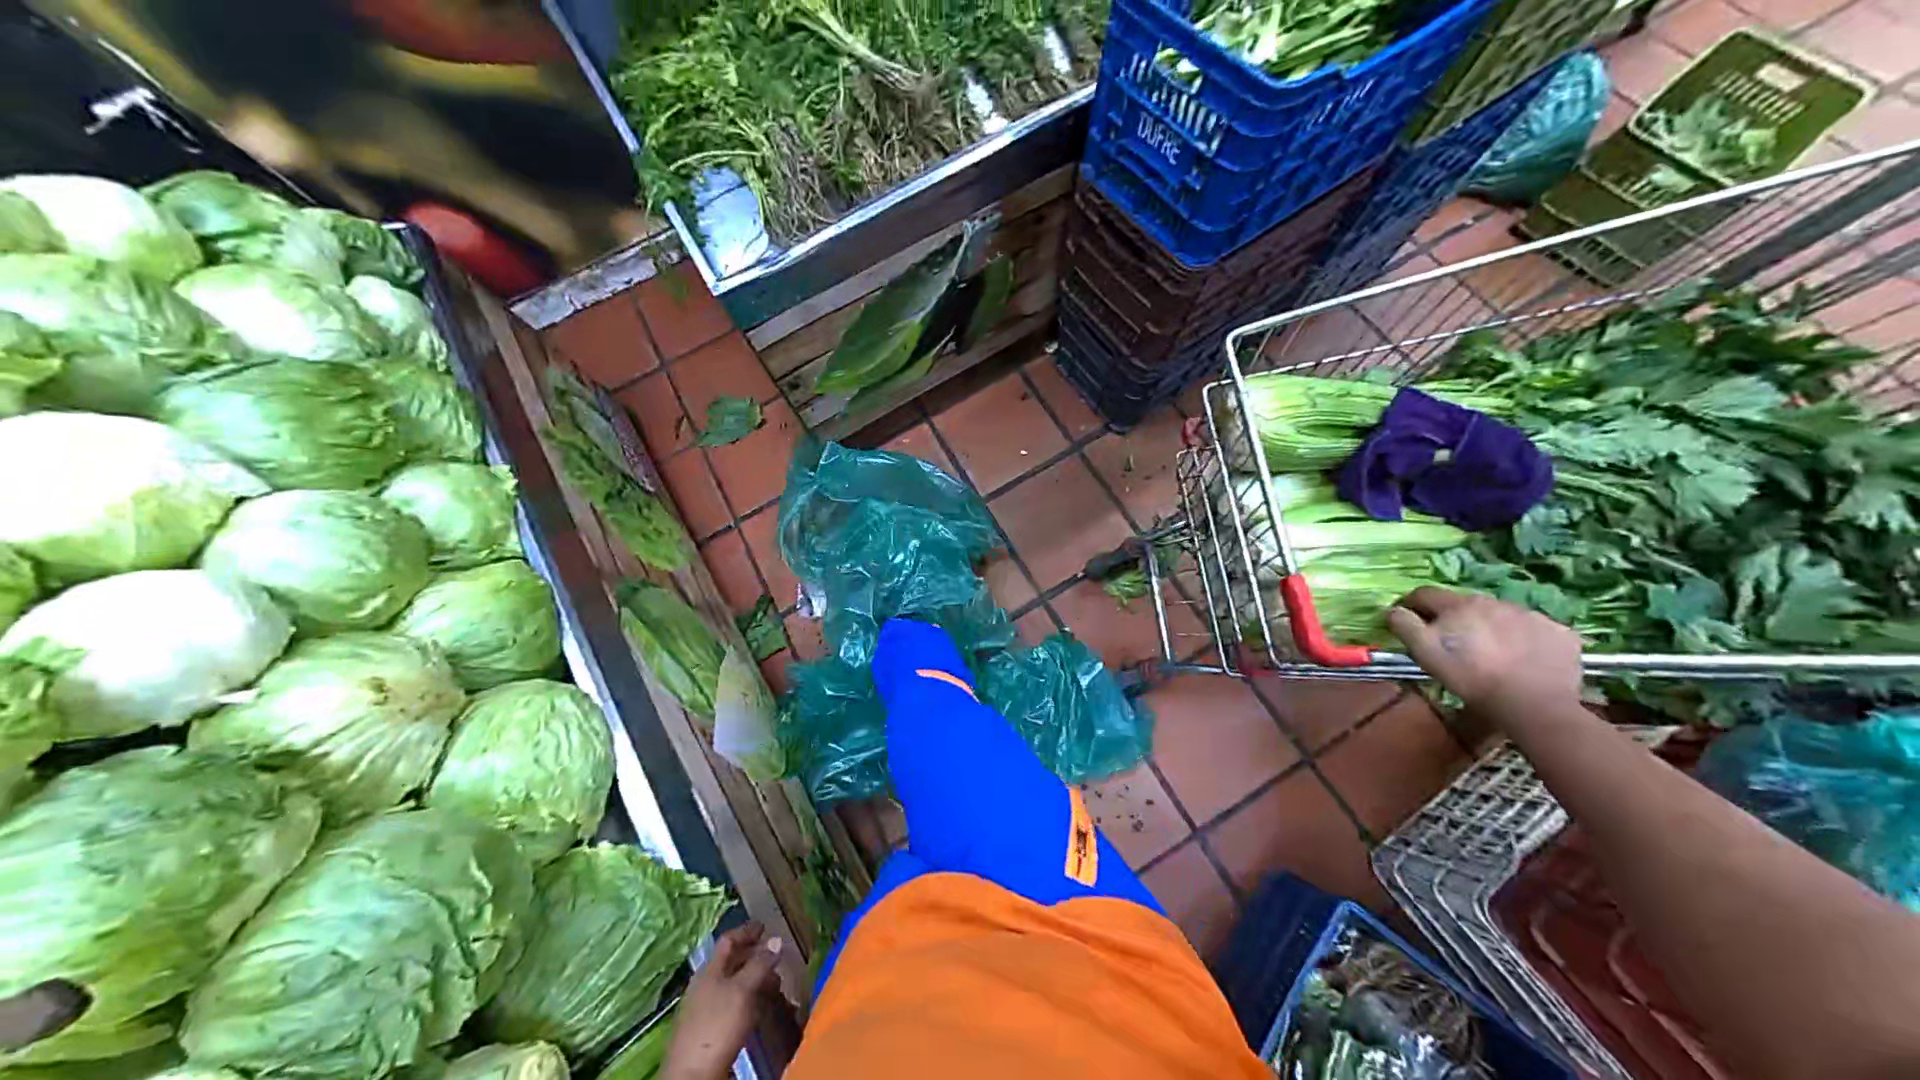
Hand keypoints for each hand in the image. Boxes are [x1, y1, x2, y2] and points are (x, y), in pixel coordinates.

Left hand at [661, 923, 782, 1079]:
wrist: (691, 1077)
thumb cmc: (717, 1026)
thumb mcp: (743, 991)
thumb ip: (760, 964)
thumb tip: (775, 940)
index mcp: (709, 970)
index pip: (728, 941)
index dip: (746, 932)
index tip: (765, 926)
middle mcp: (704, 986)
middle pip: (731, 963)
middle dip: (755, 959)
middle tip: (776, 961)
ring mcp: (704, 1009)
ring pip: (733, 986)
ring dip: (754, 983)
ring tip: (774, 989)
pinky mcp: (707, 1032)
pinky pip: (732, 1007)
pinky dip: (748, 1003)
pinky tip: (758, 1013)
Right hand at [1387, 587, 1582, 718]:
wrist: (1535, 704)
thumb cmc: (1471, 677)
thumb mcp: (1426, 653)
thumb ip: (1404, 626)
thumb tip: (1393, 610)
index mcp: (1461, 604)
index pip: (1426, 594)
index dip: (1411, 604)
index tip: (1406, 619)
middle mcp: (1497, 601)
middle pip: (1466, 604)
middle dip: (1455, 618)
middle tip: (1453, 643)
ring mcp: (1532, 616)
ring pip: (1502, 616)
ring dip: (1491, 627)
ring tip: (1492, 653)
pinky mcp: (1560, 633)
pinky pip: (1535, 630)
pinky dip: (1525, 640)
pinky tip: (1523, 660)